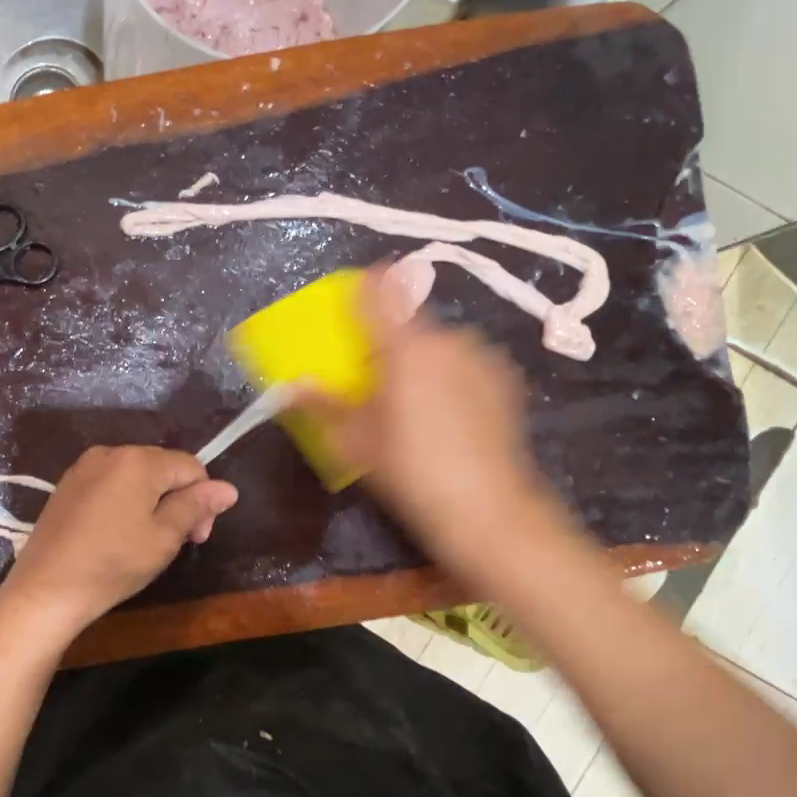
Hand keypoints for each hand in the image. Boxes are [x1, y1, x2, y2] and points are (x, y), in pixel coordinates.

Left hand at [0, 446, 237, 632]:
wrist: (47, 588)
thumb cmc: (113, 564)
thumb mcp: (163, 538)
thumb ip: (195, 507)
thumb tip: (228, 488)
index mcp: (138, 460)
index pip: (190, 466)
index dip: (204, 499)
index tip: (198, 537)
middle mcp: (109, 453)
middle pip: (162, 466)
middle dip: (178, 498)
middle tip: (177, 542)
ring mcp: (83, 468)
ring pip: (135, 476)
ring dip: (151, 501)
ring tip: (146, 541)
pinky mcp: (66, 486)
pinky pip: (109, 484)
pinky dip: (124, 502)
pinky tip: (117, 535)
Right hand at [299, 260, 560, 563]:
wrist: (487, 509)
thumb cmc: (409, 471)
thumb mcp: (353, 442)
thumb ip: (321, 405)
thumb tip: (291, 386)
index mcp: (405, 346)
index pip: (379, 291)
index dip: (362, 287)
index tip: (349, 299)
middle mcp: (447, 339)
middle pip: (409, 322)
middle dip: (388, 341)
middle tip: (373, 377)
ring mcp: (482, 357)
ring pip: (439, 344)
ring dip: (421, 359)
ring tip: (411, 402)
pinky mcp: (505, 379)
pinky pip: (465, 364)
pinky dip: (449, 375)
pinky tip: (444, 414)